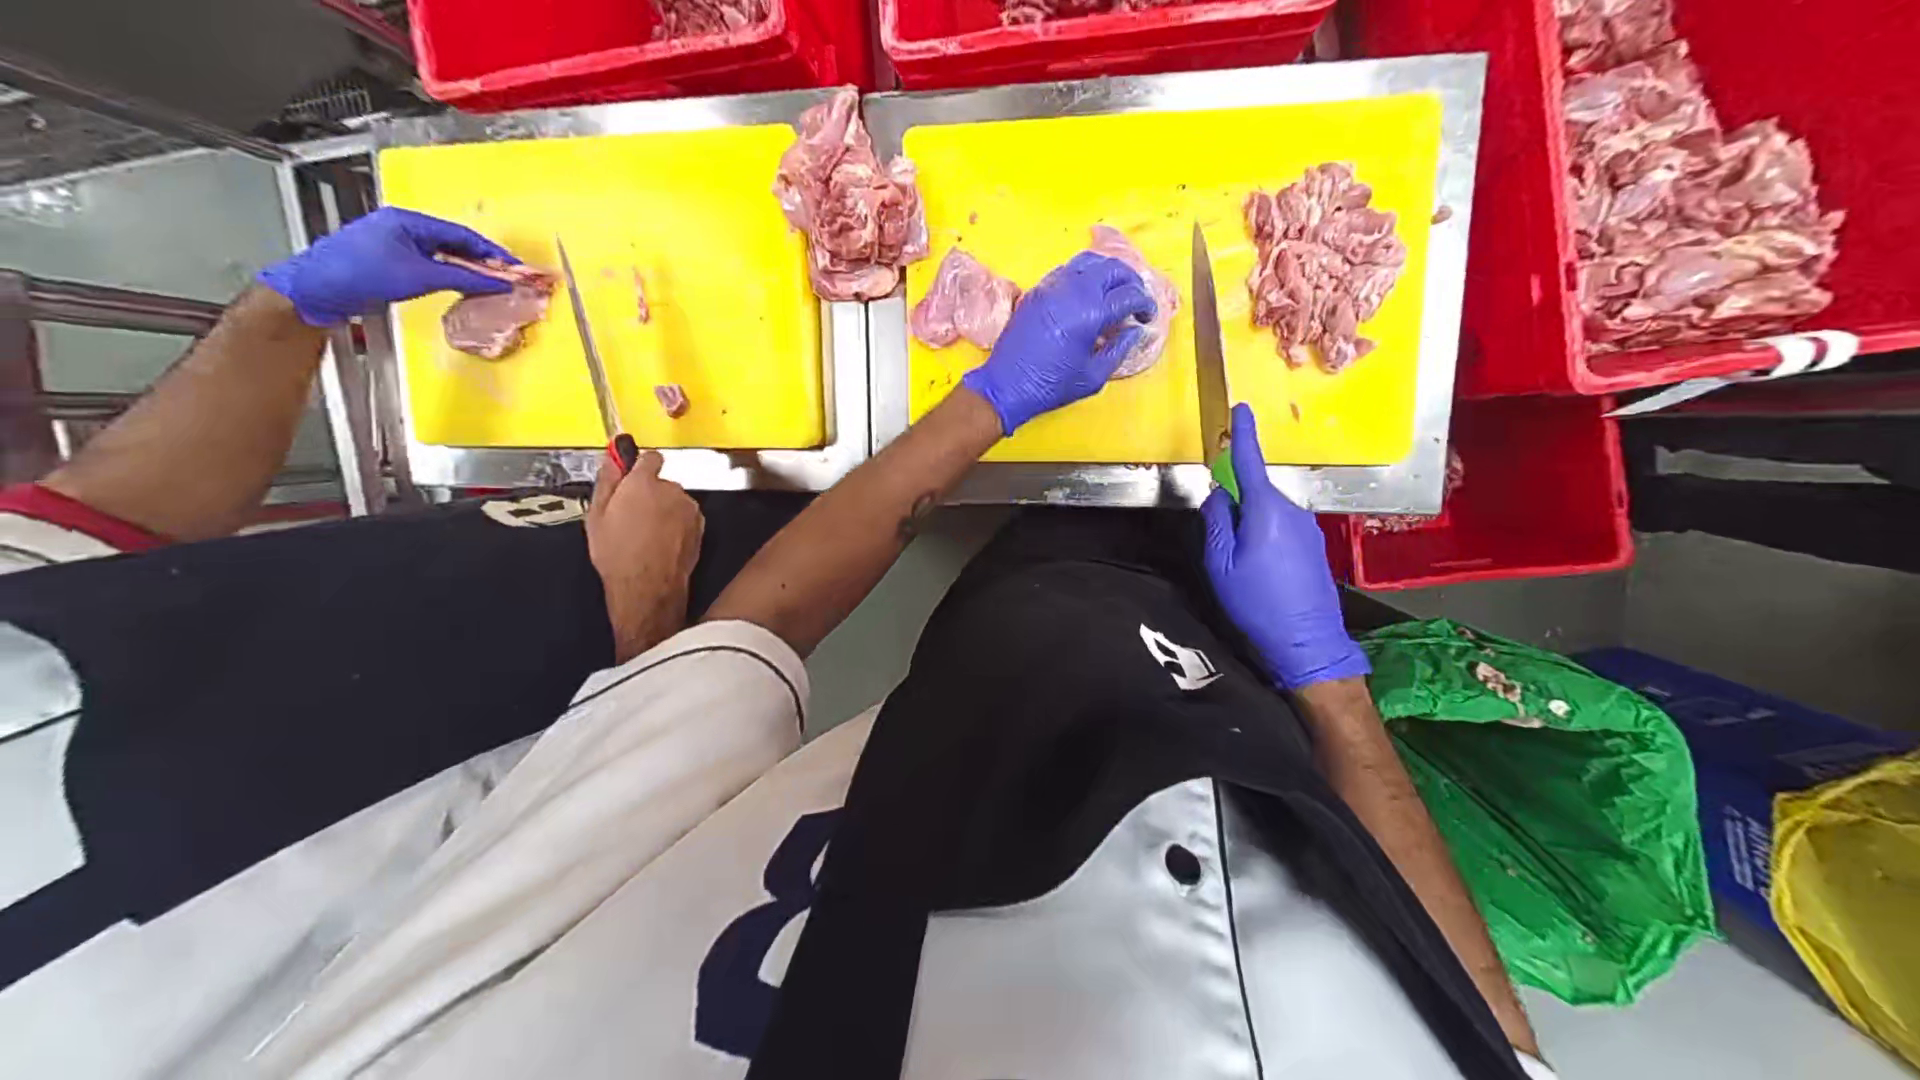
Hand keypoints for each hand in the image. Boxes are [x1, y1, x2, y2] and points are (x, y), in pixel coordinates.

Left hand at [257, 207, 519, 326]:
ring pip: (443, 255)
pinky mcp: (391, 261)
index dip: (492, 252)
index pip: (462, 234)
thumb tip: (498, 282)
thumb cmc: (364, 274)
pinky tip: (462, 287)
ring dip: (466, 270)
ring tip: (489, 285)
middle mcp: (402, 227)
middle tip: (506, 279)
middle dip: (482, 262)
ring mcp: (395, 244)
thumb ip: (464, 278)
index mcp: (408, 220)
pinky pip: (431, 265)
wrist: (317, 289)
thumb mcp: (422, 276)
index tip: (514, 268)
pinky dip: (450, 276)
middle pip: (454, 243)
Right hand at [586, 450, 705, 662]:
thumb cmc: (621, 556)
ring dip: (664, 510)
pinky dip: (675, 525)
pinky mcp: (699, 526)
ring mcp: (689, 509)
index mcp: (644, 483)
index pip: (648, 457)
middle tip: (630, 513)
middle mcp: (672, 491)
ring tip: (643, 533)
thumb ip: (607, 480)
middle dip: (649, 493)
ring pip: (674, 501)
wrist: (648, 586)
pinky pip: (685, 517)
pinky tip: (659, 541)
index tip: (630, 471)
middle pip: (661, 482)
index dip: (638, 465)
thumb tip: (611, 459)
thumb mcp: (597, 515)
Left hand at [960, 251, 1155, 433]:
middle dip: (1130, 280)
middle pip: (1112, 268)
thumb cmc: (1051, 386)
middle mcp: (1071, 292)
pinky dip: (1084, 276)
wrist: (1006, 386)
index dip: (1144, 304)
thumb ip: (1119, 349)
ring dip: (1107, 273)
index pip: (1128, 294)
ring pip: (1088, 262)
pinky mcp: (1036, 291)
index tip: (1146, 316)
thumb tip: (1134, 331)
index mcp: (1090, 313)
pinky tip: (1087, 296)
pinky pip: (1066, 271)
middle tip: (1135, 299)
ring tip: (1113, 292)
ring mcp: (1051, 287)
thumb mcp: (1093, 376)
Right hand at [1200, 404, 1368, 690]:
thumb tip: (1218, 494)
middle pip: (1256, 493)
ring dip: (1250, 526)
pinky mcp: (1314, 546)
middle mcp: (1292, 512)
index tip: (1240, 409)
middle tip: (1221, 544)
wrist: (1307, 642)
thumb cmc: (1256, 603)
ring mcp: (1308, 529)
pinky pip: (1281, 528)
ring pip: (1268, 513)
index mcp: (1266, 512)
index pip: (1251, 464)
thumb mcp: (1220, 564)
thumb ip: (1216, 522)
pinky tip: (1260, 570)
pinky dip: (1264, 537)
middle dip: (1235, 505)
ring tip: (1241, 566)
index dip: (1244, 435)